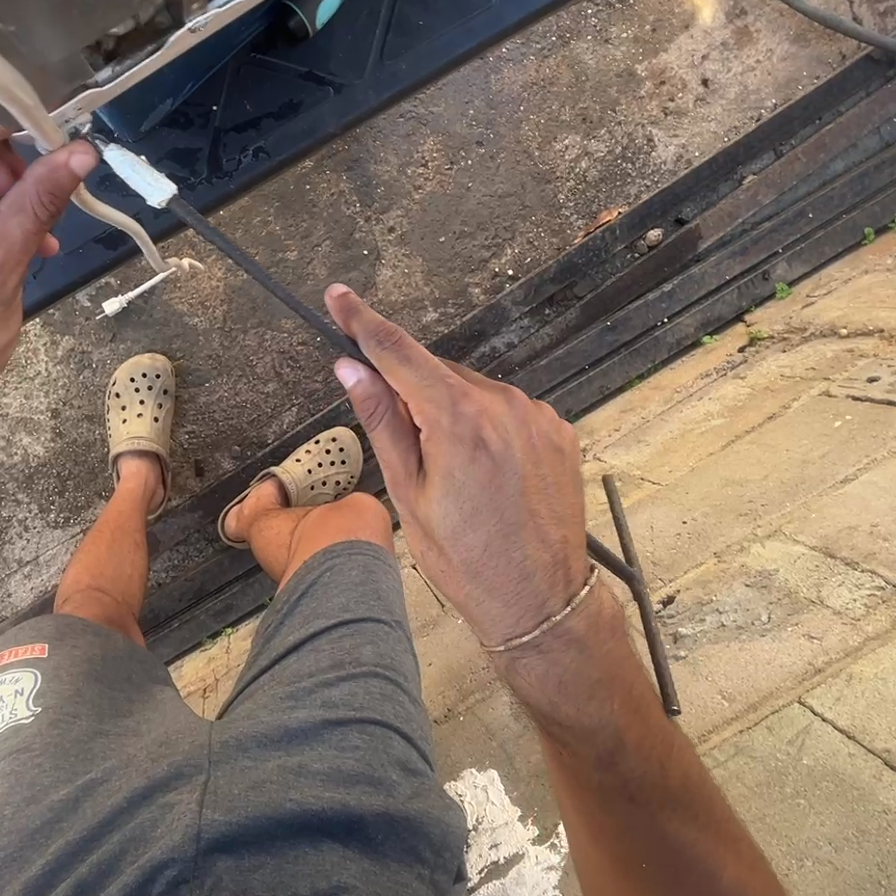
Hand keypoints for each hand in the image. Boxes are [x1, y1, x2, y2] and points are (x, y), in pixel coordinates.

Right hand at [325, 285, 589, 648]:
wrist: (540, 600)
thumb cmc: (463, 558)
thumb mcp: (407, 493)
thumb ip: (382, 420)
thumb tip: (351, 367)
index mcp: (457, 420)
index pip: (398, 352)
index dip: (363, 321)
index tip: (339, 295)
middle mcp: (502, 404)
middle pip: (436, 373)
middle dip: (411, 392)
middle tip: (409, 451)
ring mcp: (535, 414)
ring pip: (470, 391)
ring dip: (449, 411)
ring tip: (455, 474)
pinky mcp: (556, 428)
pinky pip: (503, 409)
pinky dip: (483, 424)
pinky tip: (486, 471)